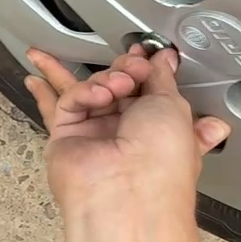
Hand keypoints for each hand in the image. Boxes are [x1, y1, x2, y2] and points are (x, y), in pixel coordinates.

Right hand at [24, 45, 231, 211]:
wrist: (128, 190)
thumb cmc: (162, 160)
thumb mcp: (174, 104)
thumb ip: (162, 76)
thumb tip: (163, 60)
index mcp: (157, 129)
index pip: (145, 88)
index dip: (144, 67)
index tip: (144, 51)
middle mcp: (125, 134)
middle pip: (115, 86)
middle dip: (124, 70)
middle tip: (132, 70)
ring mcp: (94, 135)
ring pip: (89, 90)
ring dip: (103, 80)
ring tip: (115, 85)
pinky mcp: (66, 136)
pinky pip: (67, 100)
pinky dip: (82, 91)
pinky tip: (94, 95)